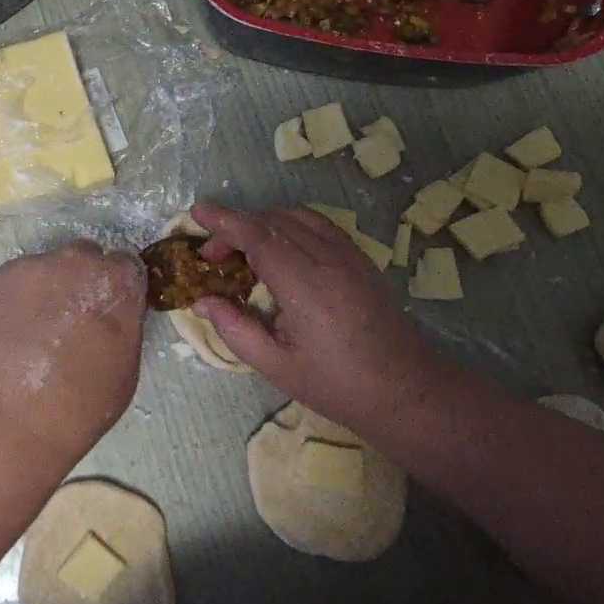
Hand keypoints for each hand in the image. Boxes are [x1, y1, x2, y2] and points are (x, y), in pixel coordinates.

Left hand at [0, 241, 147, 454]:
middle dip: (80, 281)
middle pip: (83, 258)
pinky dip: (14, 301)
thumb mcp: (124, 368)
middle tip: (69, 320)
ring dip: (46, 290)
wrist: (7, 414)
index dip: (115, 289)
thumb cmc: (78, 403)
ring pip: (45, 269)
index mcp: (118, 282)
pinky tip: (8, 335)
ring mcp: (33, 267)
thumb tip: (107, 317)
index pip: (124, 267)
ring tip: (33, 332)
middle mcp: (77, 262)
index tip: (105, 310)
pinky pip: (14, 283)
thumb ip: (121, 326)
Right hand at [189, 204, 455, 425]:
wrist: (408, 391)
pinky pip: (319, 226)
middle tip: (213, 258)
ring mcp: (350, 257)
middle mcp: (329, 261)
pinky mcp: (361, 260)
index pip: (259, 237)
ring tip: (243, 252)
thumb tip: (202, 301)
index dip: (224, 221)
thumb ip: (235, 329)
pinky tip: (279, 250)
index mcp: (306, 287)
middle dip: (236, 228)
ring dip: (263, 224)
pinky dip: (290, 226)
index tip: (195, 213)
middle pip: (274, 221)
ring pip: (298, 218)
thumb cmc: (337, 386)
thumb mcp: (276, 366)